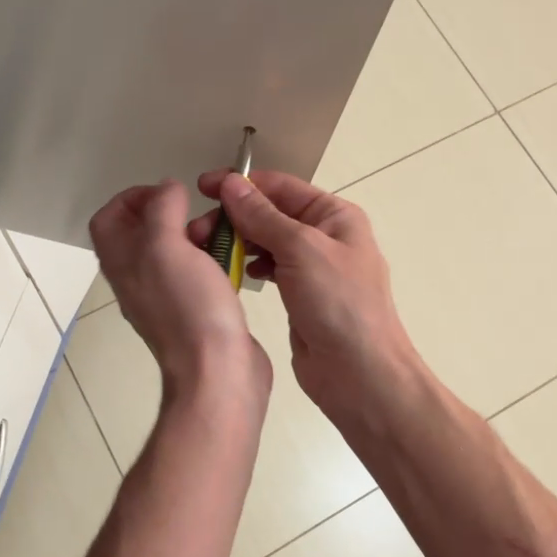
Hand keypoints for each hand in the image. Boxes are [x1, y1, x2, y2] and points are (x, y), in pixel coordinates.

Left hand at [89, 180, 269, 397]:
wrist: (218, 370)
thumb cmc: (189, 306)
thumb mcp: (166, 246)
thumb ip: (161, 210)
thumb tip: (167, 190)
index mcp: (122, 263)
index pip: (109, 218)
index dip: (132, 198)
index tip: (167, 194)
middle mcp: (139, 279)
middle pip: (145, 233)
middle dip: (174, 214)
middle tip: (200, 214)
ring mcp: (168, 297)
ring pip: (178, 252)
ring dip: (201, 236)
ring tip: (226, 235)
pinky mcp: (198, 310)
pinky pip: (202, 274)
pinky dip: (217, 260)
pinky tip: (238, 260)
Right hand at [194, 170, 422, 425]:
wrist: (360, 373)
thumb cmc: (338, 304)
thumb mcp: (301, 249)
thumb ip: (263, 216)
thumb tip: (231, 183)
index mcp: (335, 215)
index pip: (281, 186)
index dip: (241, 184)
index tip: (202, 187)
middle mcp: (325, 236)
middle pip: (272, 212)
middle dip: (234, 216)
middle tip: (196, 230)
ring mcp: (314, 268)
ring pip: (268, 241)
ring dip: (238, 241)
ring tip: (206, 250)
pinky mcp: (302, 296)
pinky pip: (271, 269)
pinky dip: (250, 266)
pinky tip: (234, 273)